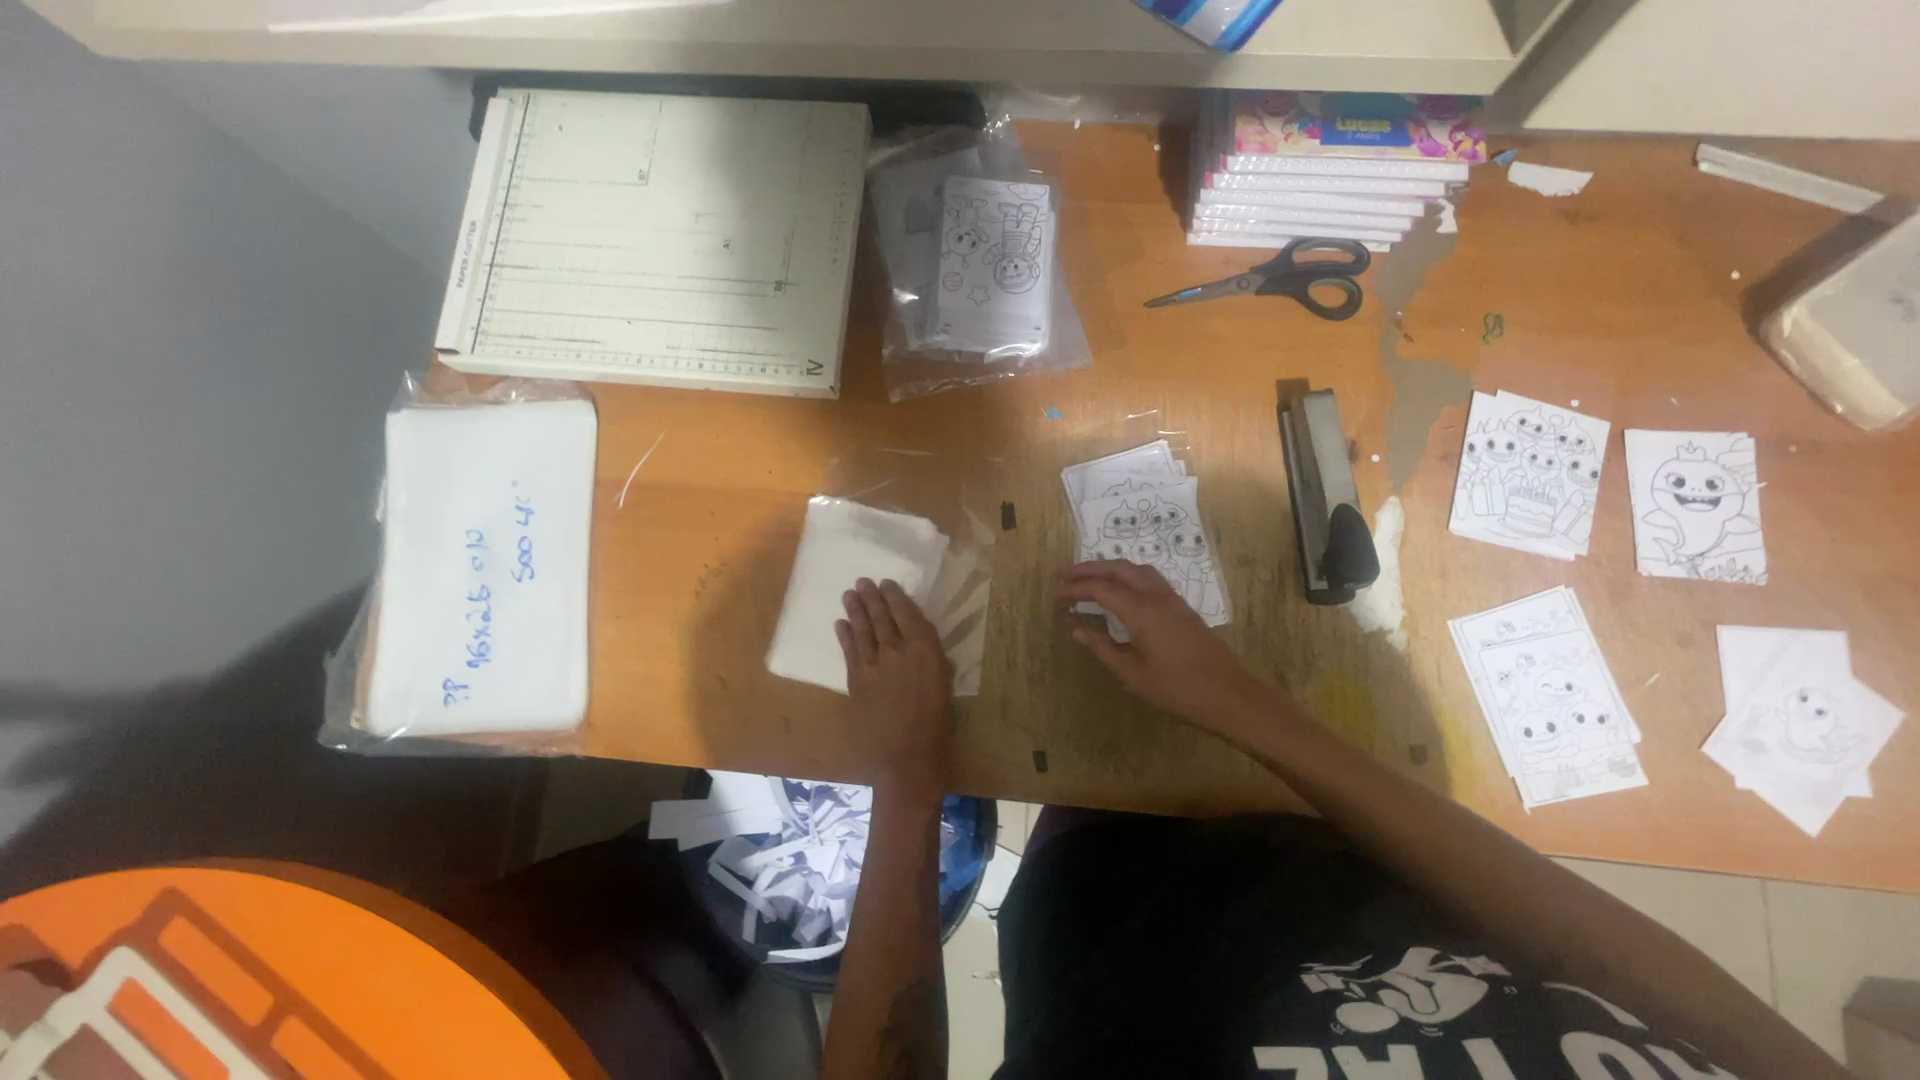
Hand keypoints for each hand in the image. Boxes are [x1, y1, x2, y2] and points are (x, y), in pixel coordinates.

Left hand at [837, 578, 953, 791]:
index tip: (886, 584)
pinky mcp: (856, 681)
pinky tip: (841, 625)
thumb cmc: (936, 725)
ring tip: (849, 595)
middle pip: (882, 617)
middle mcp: (898, 651)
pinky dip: (845, 636)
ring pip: (863, 631)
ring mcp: (874, 666)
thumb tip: (919, 646)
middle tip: (862, 582)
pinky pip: (850, 652)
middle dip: (871, 597)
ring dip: (855, 611)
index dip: (895, 597)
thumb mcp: (943, 685)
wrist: (906, 758)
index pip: (907, 614)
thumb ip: (931, 661)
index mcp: (926, 650)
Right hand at [1056, 560, 1270, 729]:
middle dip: (1089, 569)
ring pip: (1137, 569)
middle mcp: (1156, 597)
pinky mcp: (1181, 607)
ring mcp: (1172, 599)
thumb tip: (1077, 630)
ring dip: (1110, 568)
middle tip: (1065, 577)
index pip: (1100, 589)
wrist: (1227, 693)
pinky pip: (1150, 578)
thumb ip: (1103, 648)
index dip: (1075, 589)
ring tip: (1090, 579)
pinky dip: (1128, 575)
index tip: (1056, 596)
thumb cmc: (1176, 689)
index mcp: (1141, 612)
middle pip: (1118, 568)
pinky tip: (1121, 591)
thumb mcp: (1132, 674)